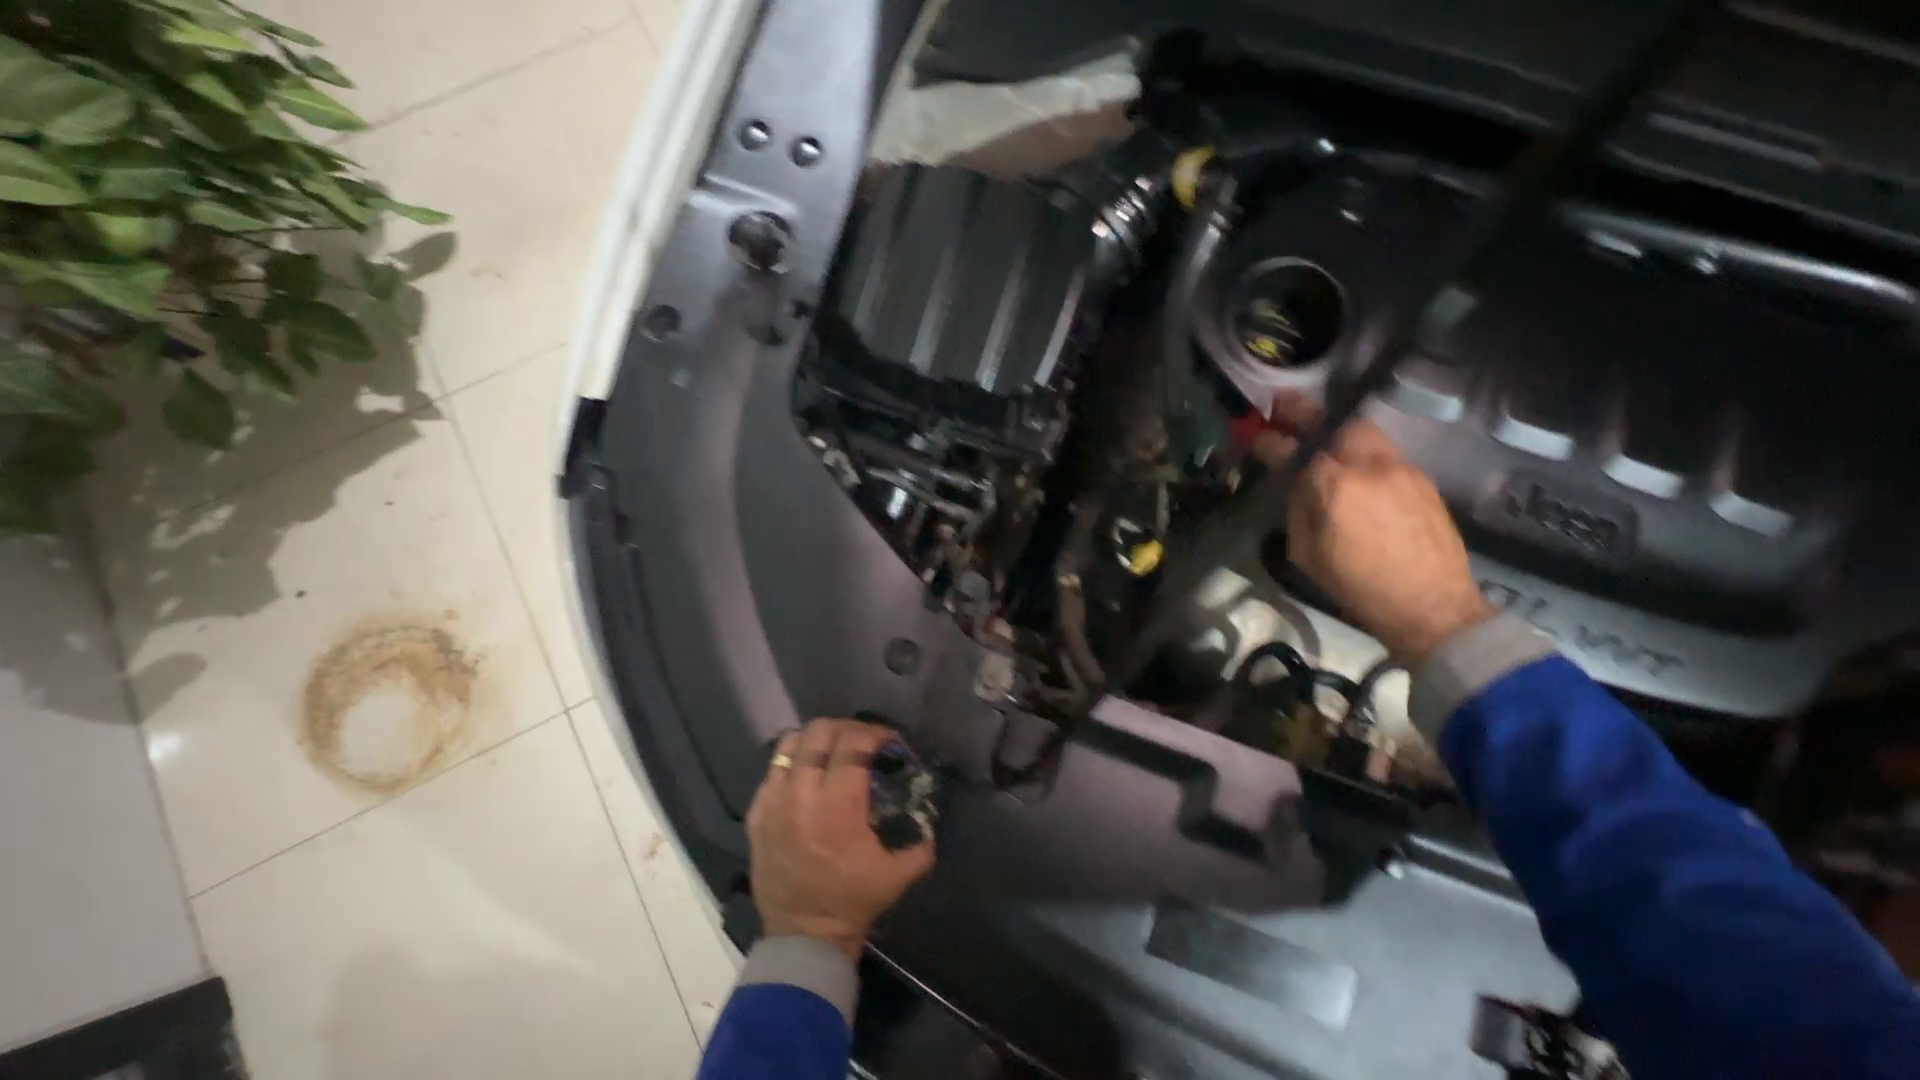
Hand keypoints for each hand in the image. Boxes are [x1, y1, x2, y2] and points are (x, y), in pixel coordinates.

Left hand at [746, 718, 935, 960]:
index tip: (889, 740)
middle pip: (820, 732)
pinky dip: (791, 764)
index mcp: (839, 805)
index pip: (855, 745)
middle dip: (847, 728)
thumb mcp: (898, 874)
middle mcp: (802, 794)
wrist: (803, 936)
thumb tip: (929, 820)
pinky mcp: (756, 815)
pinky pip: (771, 771)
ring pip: (790, 744)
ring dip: (816, 740)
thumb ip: (921, 843)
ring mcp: (774, 802)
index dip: (875, 733)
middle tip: (863, 742)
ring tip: (832, 751)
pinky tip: (806, 776)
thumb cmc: (852, 902)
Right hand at [1250, 391, 1493, 665]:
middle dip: (1305, 412)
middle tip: (1283, 408)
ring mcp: (1399, 467)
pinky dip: (1361, 449)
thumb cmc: (1359, 589)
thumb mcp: (1307, 554)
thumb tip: (1297, 485)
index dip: (1268, 440)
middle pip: (1333, 421)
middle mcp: (1367, 465)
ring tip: (1319, 433)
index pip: (1292, 449)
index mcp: (1334, 487)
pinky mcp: (1421, 477)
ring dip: (1336, 427)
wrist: (1432, 607)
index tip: (1254, 435)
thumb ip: (1298, 509)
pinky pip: (1383, 451)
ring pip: (1362, 430)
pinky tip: (1354, 465)